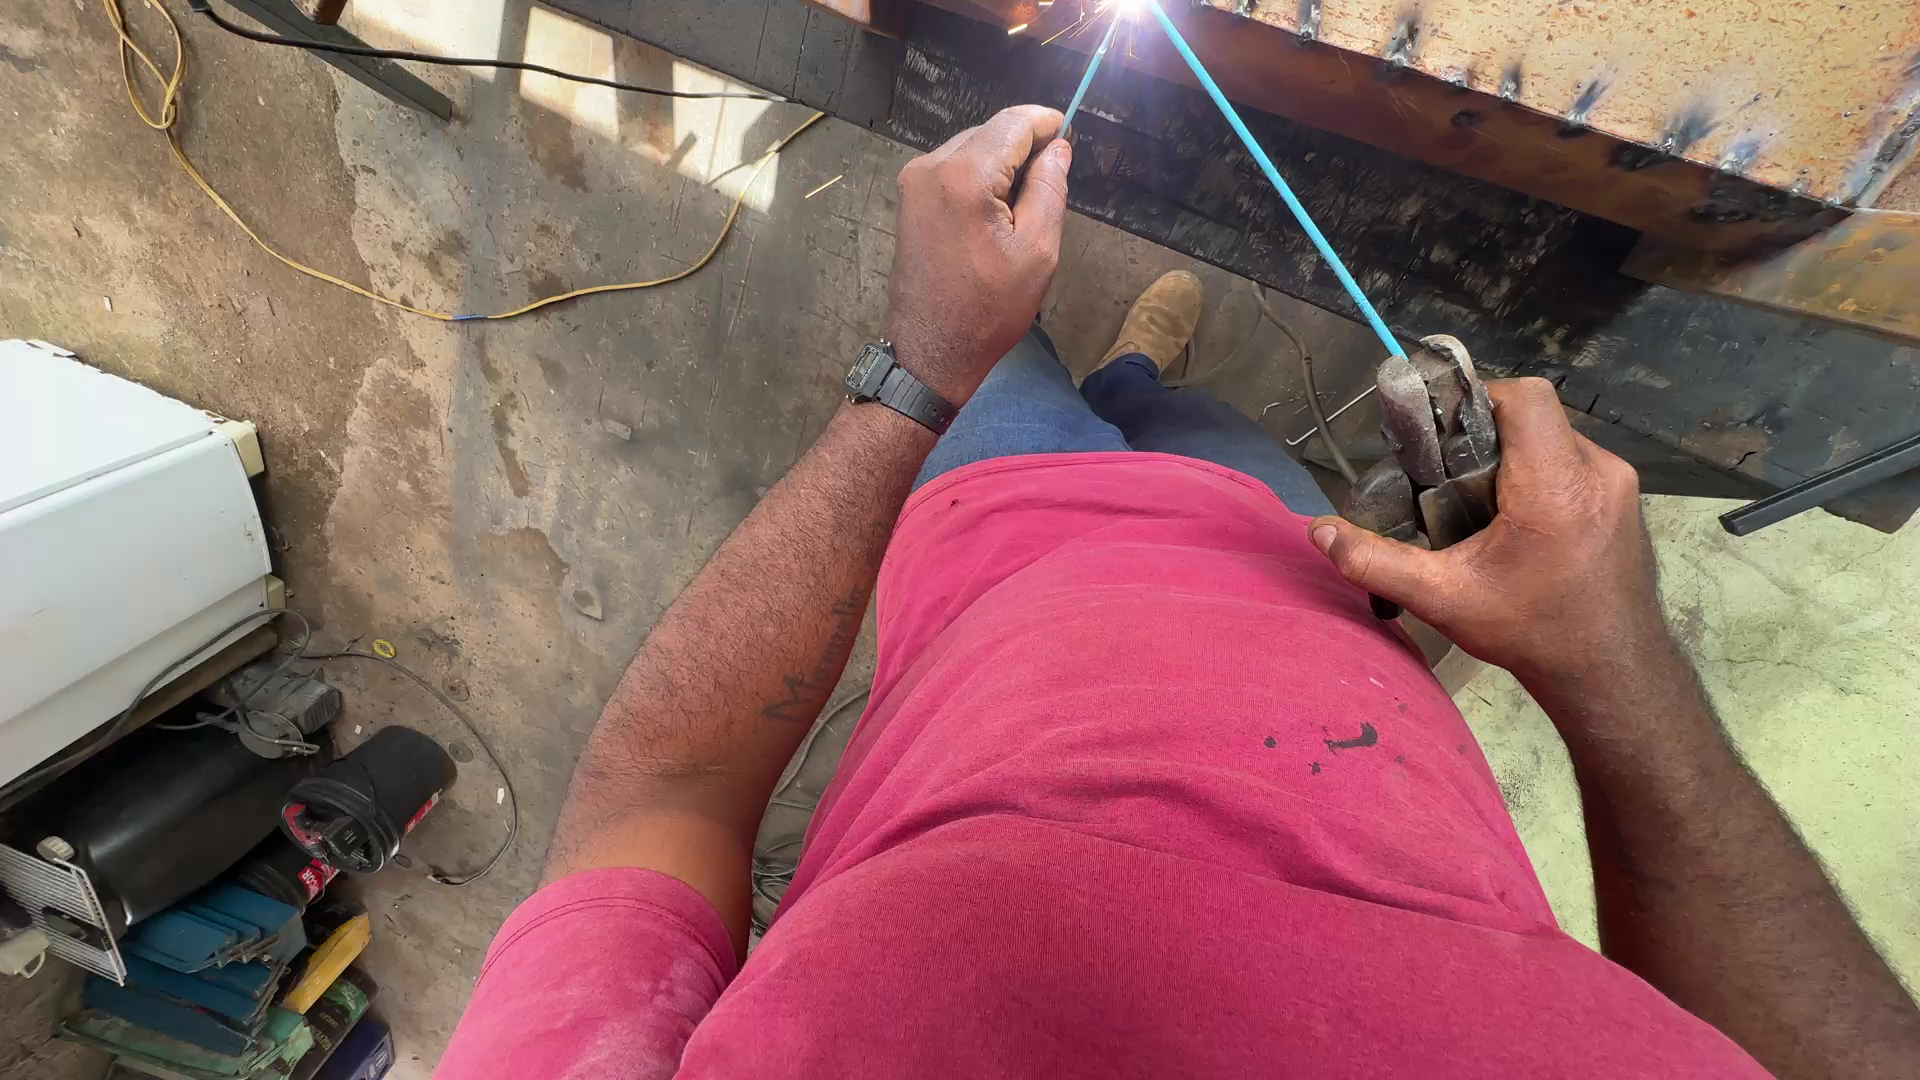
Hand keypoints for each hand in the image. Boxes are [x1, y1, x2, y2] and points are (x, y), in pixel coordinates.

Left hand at [884, 105, 1071, 402]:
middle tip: (1050, 184)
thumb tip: (1058, 147)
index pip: (1013, 122)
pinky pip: (951, 172)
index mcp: (964, 176)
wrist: (932, 353)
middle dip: (1022, 149)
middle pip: (989, 133)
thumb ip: (1050, 189)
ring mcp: (913, 184)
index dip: (1045, 122)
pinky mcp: (908, 203)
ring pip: (970, 151)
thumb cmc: (989, 311)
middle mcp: (930, 167)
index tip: (1067, 133)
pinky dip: (977, 182)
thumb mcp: (1037, 252)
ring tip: (1021, 208)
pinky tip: (993, 216)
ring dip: (999, 166)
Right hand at [1308, 378, 1674, 690]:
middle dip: (1479, 435)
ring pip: (1549, 438)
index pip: (1525, 398)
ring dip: (1504, 455)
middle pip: (1531, 417)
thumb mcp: (1440, 598)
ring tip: (1467, 499)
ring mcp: (1617, 484)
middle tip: (1439, 476)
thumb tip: (1320, 530)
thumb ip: (1375, 561)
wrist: (1611, 672)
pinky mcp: (1620, 499)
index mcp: (1557, 487)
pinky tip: (1504, 517)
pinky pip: (1567, 460)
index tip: (1435, 431)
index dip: (1475, 398)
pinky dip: (1529, 473)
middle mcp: (1598, 472)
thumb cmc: (1529, 631)